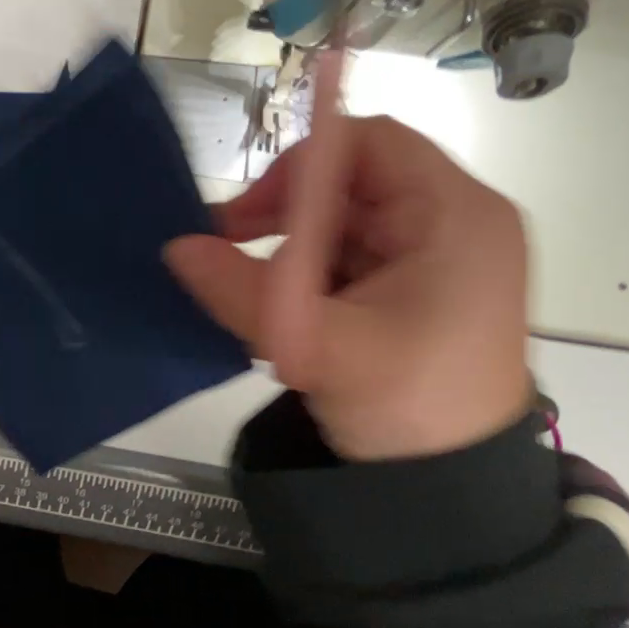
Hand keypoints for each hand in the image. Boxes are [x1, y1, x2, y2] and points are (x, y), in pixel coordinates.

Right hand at [166, 61, 530, 460]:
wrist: (447, 484)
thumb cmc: (403, 403)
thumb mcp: (313, 346)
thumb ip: (241, 292)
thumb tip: (175, 247)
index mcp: (453, 216)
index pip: (369, 143)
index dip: (298, 166)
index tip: (245, 219)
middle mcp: (452, 223)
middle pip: (353, 183)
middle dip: (283, 215)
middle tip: (226, 252)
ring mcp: (436, 260)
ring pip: (345, 225)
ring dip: (290, 252)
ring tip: (251, 295)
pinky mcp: (416, 293)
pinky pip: (349, 261)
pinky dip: (306, 277)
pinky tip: (282, 312)